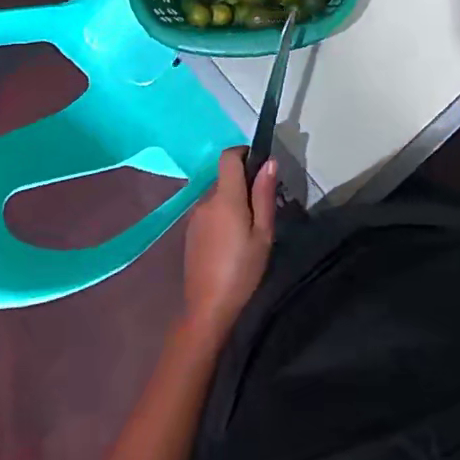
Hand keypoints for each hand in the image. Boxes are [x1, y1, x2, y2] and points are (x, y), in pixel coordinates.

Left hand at [181, 148, 277, 334]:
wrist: (208, 305)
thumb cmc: (242, 270)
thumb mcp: (263, 233)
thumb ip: (264, 195)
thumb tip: (269, 162)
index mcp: (224, 197)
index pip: (227, 157)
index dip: (243, 153)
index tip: (260, 164)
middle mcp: (205, 200)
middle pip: (224, 177)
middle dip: (243, 182)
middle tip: (264, 205)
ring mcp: (194, 216)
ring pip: (217, 195)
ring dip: (233, 200)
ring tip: (251, 227)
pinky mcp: (190, 231)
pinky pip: (209, 211)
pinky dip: (222, 215)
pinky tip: (233, 239)